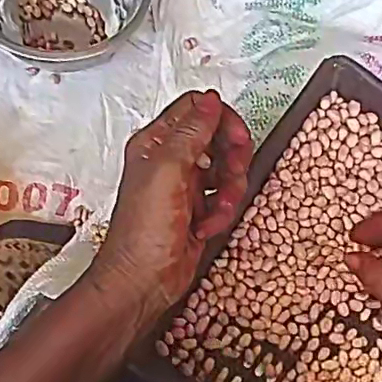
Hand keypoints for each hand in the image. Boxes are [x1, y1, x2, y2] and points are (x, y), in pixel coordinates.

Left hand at [89, 90, 251, 317]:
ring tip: (217, 211)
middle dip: (232, 159)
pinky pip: (224, 201)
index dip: (222, 121)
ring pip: (226, 172)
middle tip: (233, 176)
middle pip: (218, 140)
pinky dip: (222, 214)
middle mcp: (171, 162)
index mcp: (157, 143)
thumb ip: (191, 132)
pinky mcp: (198, 213)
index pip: (197, 110)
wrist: (143, 281)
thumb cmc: (144, 232)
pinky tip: (207, 229)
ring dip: (230, 191)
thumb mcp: (168, 171)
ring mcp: (186, 188)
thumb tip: (210, 101)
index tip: (238, 140)